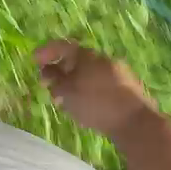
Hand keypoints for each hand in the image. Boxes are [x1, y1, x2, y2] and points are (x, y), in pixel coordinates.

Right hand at [33, 40, 160, 141]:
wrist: (136, 123)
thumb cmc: (96, 103)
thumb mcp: (67, 92)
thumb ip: (54, 80)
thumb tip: (48, 72)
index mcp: (87, 56)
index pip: (62, 46)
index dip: (46, 51)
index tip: (34, 61)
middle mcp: (103, 60)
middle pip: (76, 60)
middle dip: (60, 70)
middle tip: (48, 84)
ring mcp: (118, 74)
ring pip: (89, 74)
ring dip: (73, 82)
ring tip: (64, 99)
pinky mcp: (128, 90)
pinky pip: (100, 84)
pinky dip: (87, 90)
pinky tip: (83, 105)